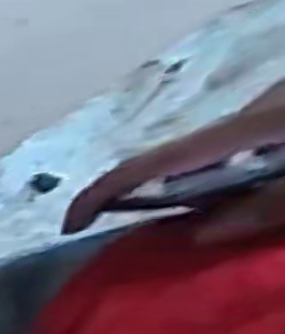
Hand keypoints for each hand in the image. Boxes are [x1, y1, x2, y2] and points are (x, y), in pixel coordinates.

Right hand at [64, 79, 284, 243]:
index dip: (96, 196)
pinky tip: (277, 179)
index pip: (142, 165)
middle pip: (192, 153)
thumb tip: (197, 233)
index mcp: (251, 127)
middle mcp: (261, 106)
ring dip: (227, 177)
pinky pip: (265, 132)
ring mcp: (283, 100)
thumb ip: (270, 207)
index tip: (70, 228)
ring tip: (247, 203)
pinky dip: (259, 161)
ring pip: (233, 144)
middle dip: (179, 190)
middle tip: (192, 225)